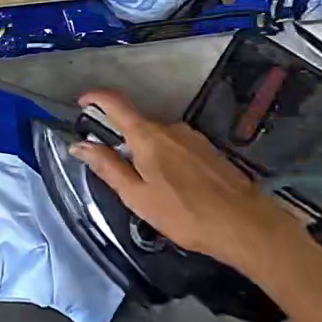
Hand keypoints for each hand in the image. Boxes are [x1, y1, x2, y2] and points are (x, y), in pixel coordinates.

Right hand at [67, 89, 307, 269]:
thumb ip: (107, 167)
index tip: (82, 103)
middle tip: (120, 178)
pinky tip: (176, 190)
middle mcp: (170, 127)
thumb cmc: (183, 213)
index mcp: (148, 136)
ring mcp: (192, 137)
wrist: (242, 223)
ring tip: (153, 193)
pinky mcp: (208, 149)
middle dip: (123, 144)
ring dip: (147, 157)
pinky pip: (177, 148)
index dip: (96, 98)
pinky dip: (167, 162)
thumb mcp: (137, 196)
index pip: (116, 104)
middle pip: (138, 126)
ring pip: (159, 139)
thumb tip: (79, 145)